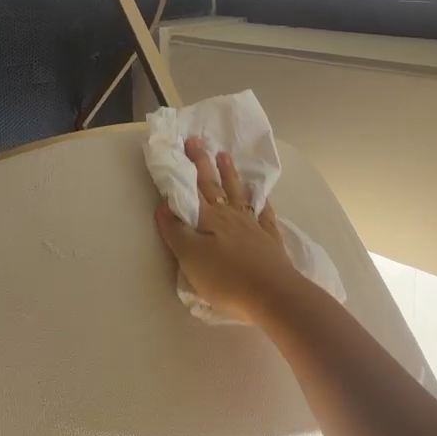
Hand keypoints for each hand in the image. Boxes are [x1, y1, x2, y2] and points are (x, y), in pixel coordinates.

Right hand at [153, 136, 303, 325]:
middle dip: (203, 162)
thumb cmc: (226, 278)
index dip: (185, 168)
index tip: (181, 145)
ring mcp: (253, 225)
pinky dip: (260, 200)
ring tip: (225, 155)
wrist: (273, 295)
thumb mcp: (190, 258)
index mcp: (209, 218)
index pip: (193, 189)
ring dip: (230, 173)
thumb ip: (176, 231)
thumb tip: (163, 205)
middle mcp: (230, 215)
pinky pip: (264, 213)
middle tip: (197, 140)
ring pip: (238, 193)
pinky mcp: (270, 239)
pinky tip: (260, 194)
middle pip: (214, 185)